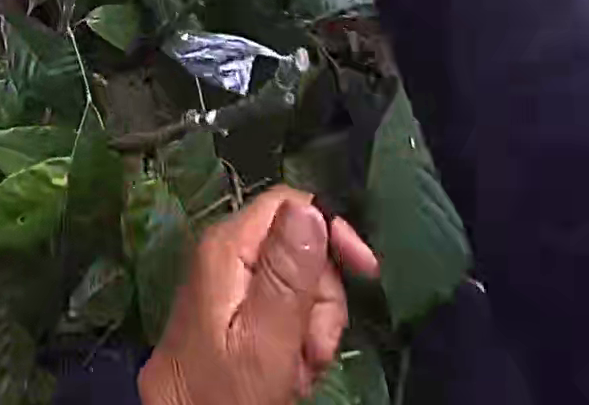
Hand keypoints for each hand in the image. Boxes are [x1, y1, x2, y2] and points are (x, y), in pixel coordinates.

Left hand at [138, 187, 379, 404]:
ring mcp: (231, 274)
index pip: (289, 202)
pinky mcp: (236, 300)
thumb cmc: (223, 391)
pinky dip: (297, 336)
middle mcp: (228, 247)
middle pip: (299, 244)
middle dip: (320, 297)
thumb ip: (288, 274)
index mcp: (229, 243)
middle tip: (312, 348)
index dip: (331, 228)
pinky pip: (285, 303)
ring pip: (298, 278)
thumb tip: (310, 208)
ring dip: (311, 325)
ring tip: (296, 367)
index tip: (365, 271)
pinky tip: (288, 367)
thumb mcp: (264, 338)